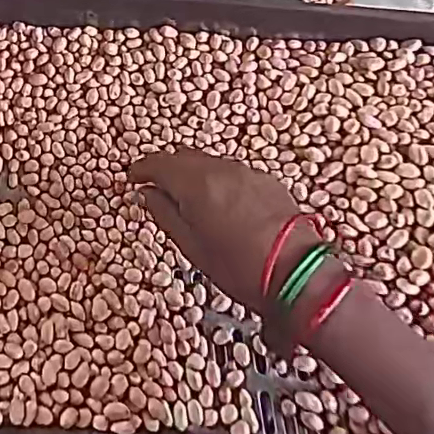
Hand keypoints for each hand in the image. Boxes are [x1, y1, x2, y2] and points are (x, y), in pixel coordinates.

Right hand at [129, 149, 308, 310]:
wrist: (301, 277)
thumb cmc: (238, 267)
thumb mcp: (190, 245)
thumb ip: (164, 213)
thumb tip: (147, 193)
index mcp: (195, 183)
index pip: (158, 163)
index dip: (141, 169)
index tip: (133, 178)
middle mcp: (220, 169)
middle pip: (183, 157)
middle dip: (166, 169)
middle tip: (155, 187)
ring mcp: (246, 172)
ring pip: (208, 163)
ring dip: (192, 174)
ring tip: (187, 198)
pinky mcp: (267, 181)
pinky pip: (231, 172)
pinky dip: (216, 180)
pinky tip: (219, 203)